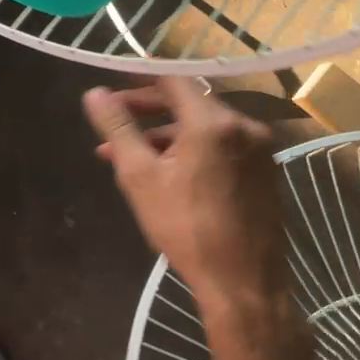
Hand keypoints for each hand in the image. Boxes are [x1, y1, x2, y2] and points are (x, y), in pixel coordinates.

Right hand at [83, 78, 286, 310]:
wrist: (244, 286)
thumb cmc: (186, 227)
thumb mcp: (139, 174)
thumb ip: (117, 127)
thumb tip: (94, 92)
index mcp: (213, 123)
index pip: (172, 78)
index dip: (139, 74)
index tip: (112, 76)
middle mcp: (244, 127)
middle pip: (188, 99)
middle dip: (146, 106)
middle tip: (112, 115)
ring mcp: (259, 151)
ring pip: (202, 125)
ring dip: (163, 131)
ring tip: (127, 152)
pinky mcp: (264, 173)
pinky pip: (219, 144)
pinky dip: (189, 147)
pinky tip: (163, 169)